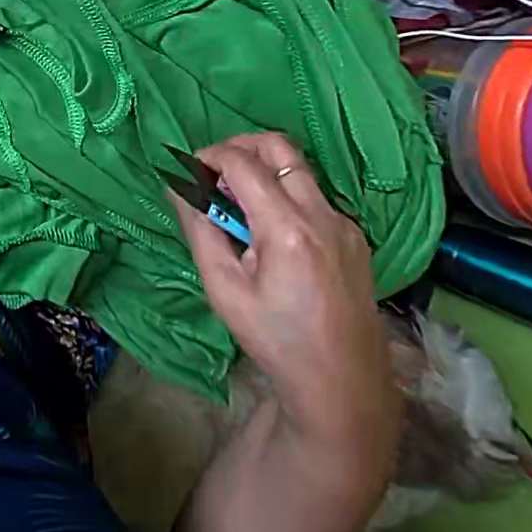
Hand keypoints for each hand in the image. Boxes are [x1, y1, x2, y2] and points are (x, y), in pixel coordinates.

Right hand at [172, 134, 397, 452]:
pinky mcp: (353, 236)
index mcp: (287, 229)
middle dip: (240, 146)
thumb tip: (177, 186)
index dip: (208, 156)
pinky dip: (283, 193)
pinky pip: (313, 195)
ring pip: (298, 168)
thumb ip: (200, 229)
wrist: (344, 386)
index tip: (189, 170)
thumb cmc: (274, 339)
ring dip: (262, 169)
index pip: (242, 162)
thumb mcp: (224, 288)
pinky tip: (269, 232)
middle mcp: (322, 214)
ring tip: (238, 205)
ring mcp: (343, 223)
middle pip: (279, 145)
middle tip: (215, 171)